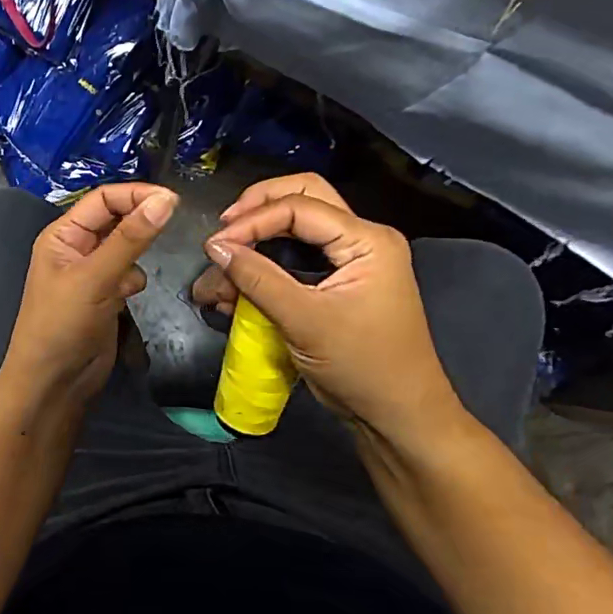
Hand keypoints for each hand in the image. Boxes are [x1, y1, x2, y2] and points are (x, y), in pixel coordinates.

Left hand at [0, 182, 177, 399]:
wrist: (54, 383)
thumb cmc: (62, 325)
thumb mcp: (95, 278)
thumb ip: (131, 239)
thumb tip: (165, 200)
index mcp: (62, 235)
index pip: (102, 199)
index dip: (135, 195)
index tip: (173, 200)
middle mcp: (75, 248)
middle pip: (115, 219)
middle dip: (140, 221)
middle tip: (173, 222)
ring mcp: (91, 273)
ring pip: (126, 246)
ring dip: (138, 253)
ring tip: (136, 271)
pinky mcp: (105, 295)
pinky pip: (128, 272)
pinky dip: (134, 278)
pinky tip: (129, 295)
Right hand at [203, 190, 461, 438]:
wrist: (397, 416)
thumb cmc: (363, 366)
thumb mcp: (305, 321)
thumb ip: (258, 279)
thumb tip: (215, 246)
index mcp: (366, 240)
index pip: (299, 207)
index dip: (252, 220)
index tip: (215, 246)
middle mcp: (360, 239)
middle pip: (301, 197)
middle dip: (256, 209)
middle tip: (223, 229)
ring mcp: (348, 259)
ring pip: (294, 225)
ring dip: (256, 240)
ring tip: (221, 271)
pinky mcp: (334, 280)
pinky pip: (293, 256)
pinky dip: (263, 265)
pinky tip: (235, 288)